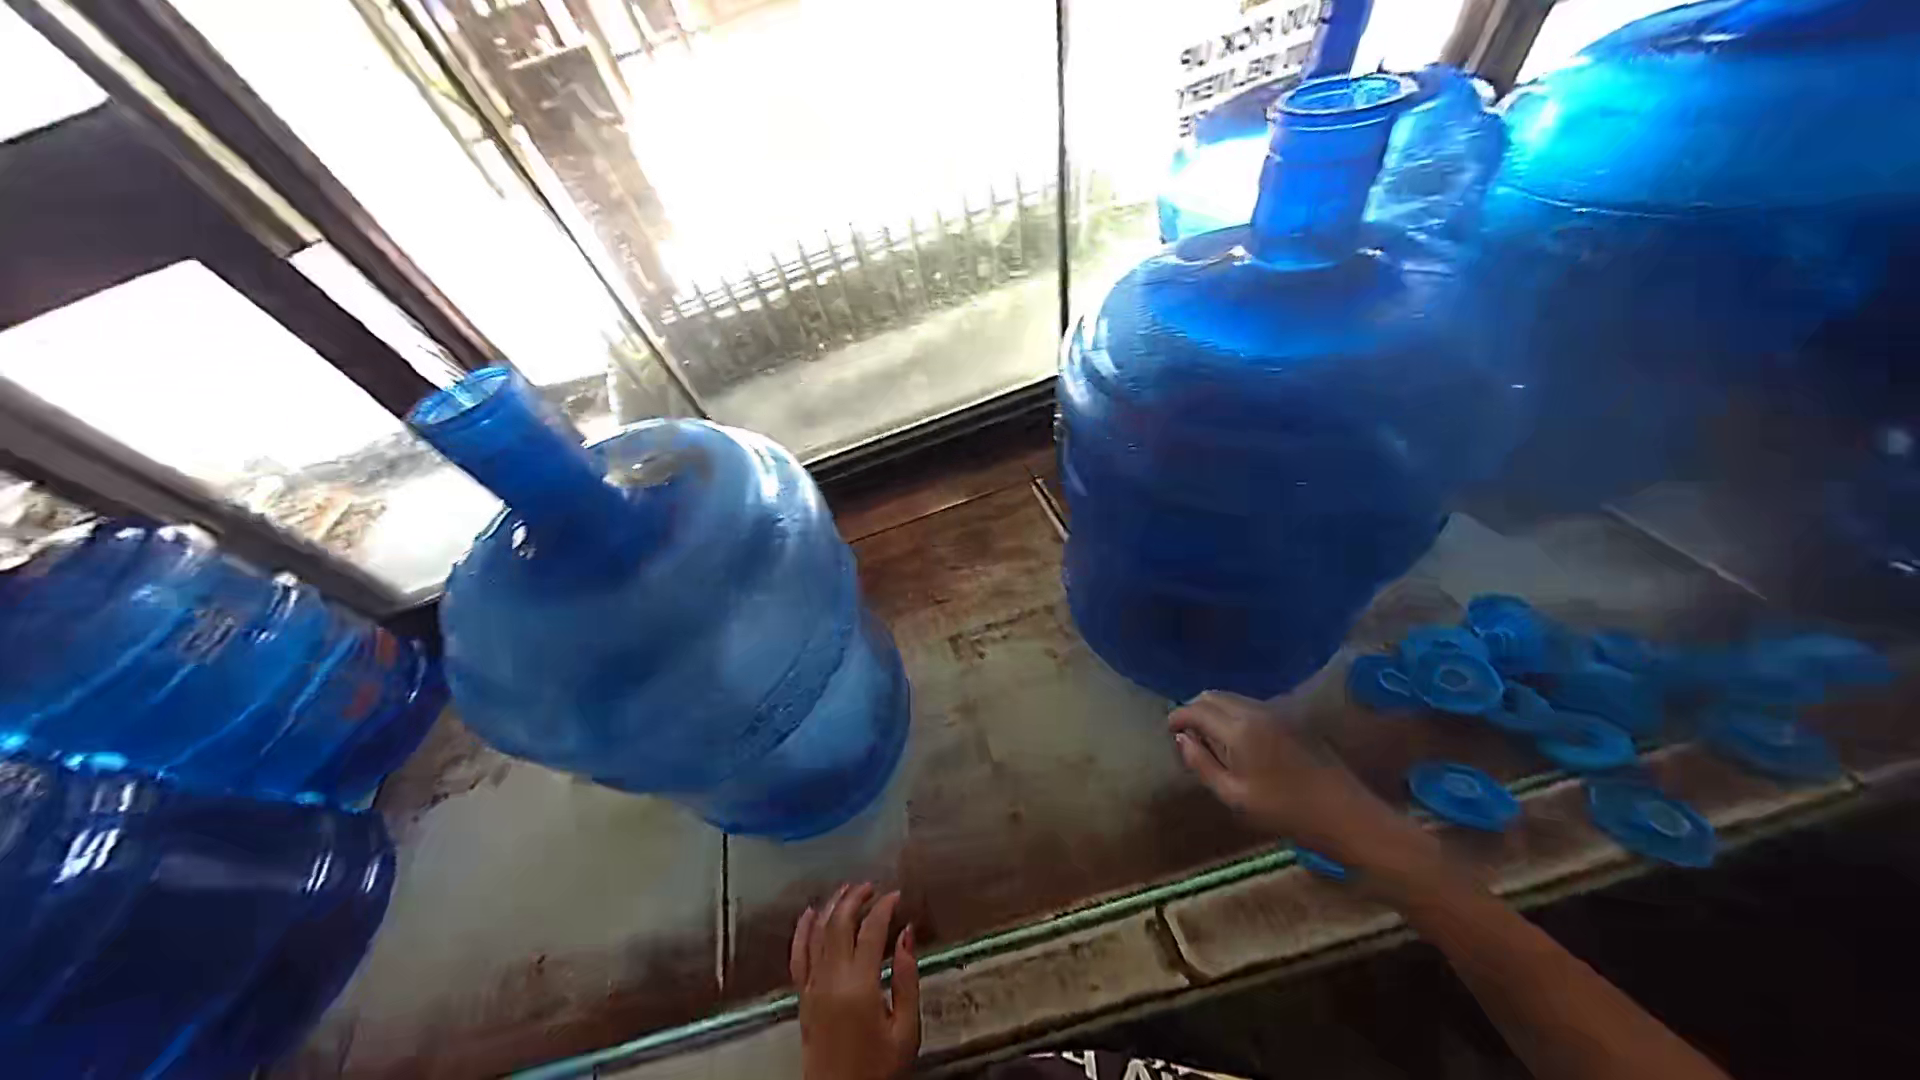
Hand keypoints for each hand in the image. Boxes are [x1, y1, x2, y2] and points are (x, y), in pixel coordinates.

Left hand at [791, 883, 920, 1079]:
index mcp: (859, 987)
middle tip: (872, 886)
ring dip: (832, 906)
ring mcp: (812, 988)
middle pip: (839, 923)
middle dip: (855, 898)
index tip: (896, 895)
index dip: (884, 907)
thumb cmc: (878, 1071)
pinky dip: (802, 931)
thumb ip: (906, 978)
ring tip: (847, 890)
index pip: (870, 931)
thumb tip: (906, 934)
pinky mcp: (802, 998)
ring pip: (818, 933)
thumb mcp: (906, 1030)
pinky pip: (798, 956)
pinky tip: (810, 914)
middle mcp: (831, 981)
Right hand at [1170, 690, 1442, 888]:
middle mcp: (1256, 710)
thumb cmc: (1286, 812)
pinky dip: (1233, 714)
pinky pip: (1251, 706)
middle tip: (1186, 734)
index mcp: (1239, 728)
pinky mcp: (1292, 719)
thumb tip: (1182, 739)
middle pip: (1213, 696)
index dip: (1178, 717)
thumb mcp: (1235, 796)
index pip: (1196, 709)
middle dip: (1194, 709)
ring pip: (1232, 699)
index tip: (1168, 731)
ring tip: (1209, 739)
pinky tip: (1236, 740)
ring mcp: (1277, 712)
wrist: (1347, 815)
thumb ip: (1202, 764)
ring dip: (1214, 711)